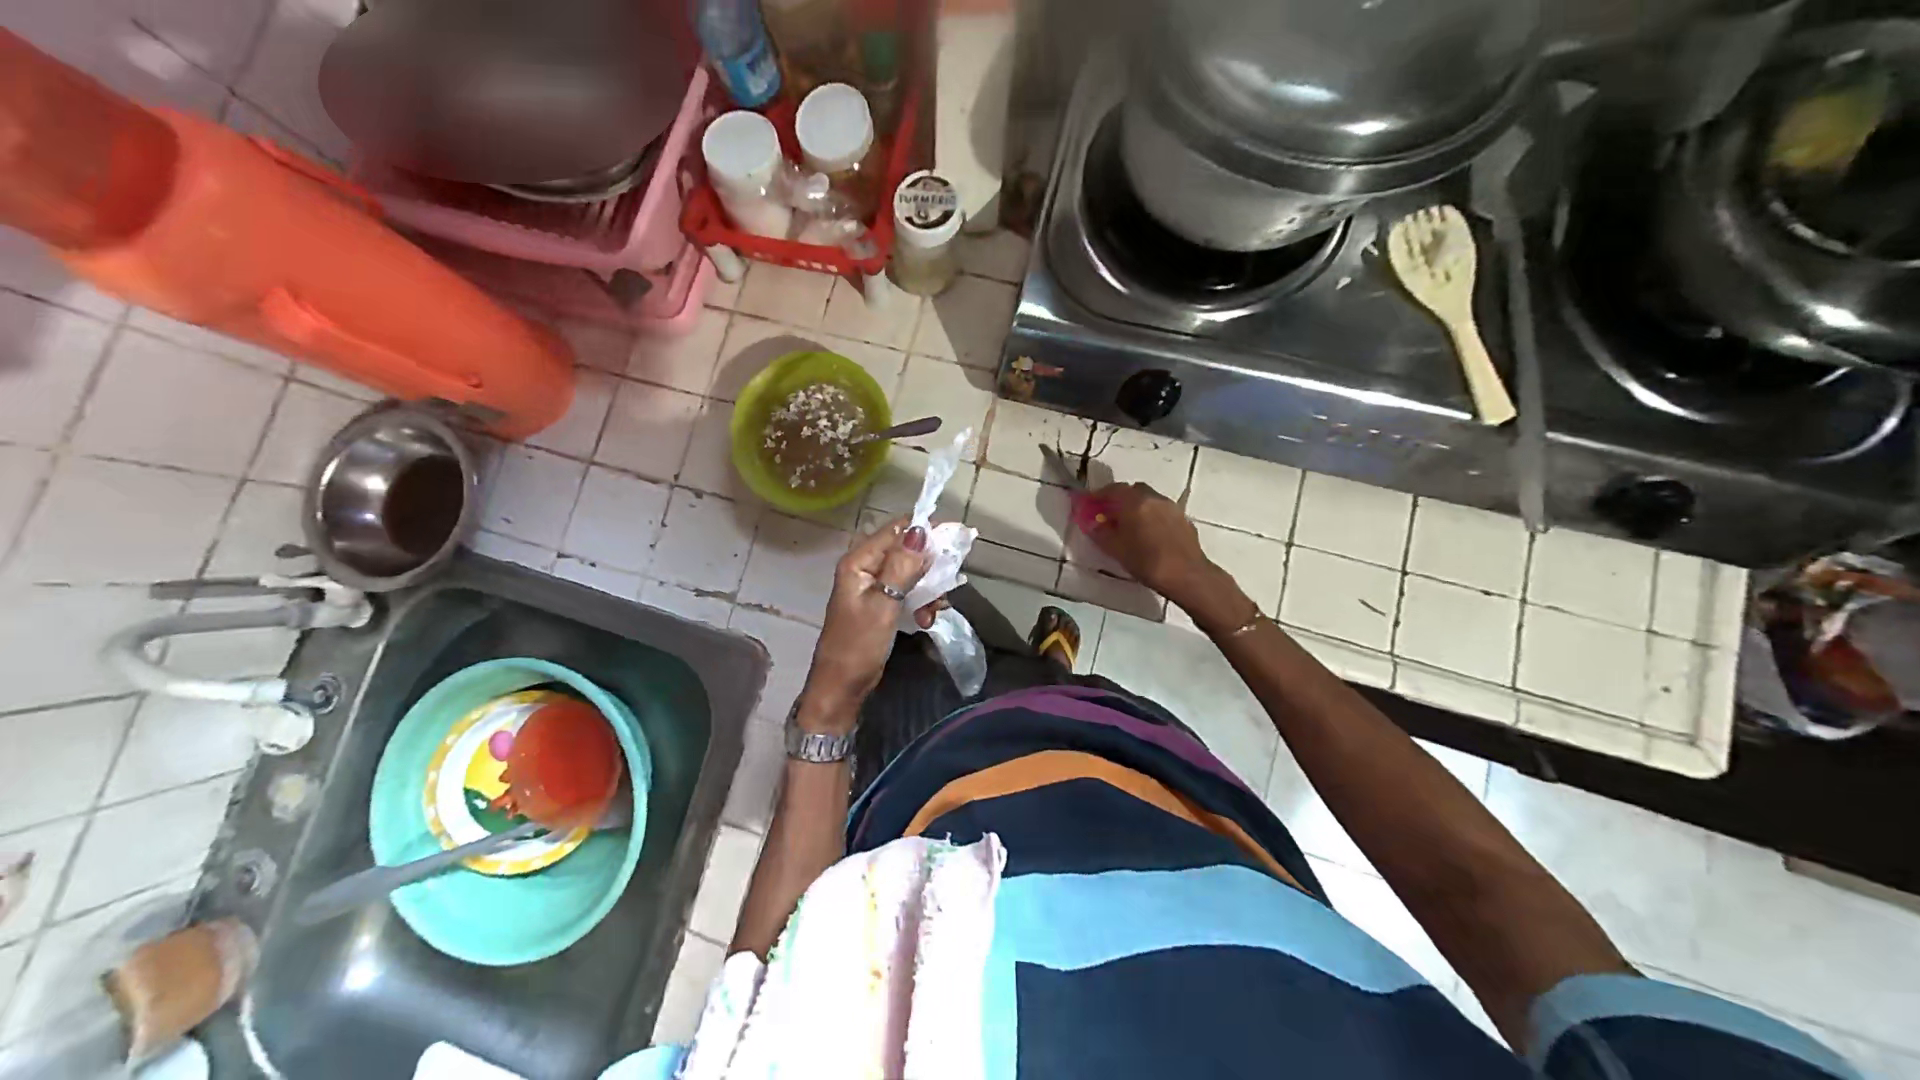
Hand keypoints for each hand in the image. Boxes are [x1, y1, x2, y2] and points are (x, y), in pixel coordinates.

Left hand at [796, 516, 938, 732]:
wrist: (841, 687)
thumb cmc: (858, 645)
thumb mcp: (884, 605)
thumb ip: (902, 567)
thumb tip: (920, 530)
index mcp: (859, 561)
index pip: (897, 529)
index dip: (926, 531)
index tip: (955, 541)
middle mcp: (866, 567)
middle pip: (906, 549)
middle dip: (930, 566)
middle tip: (946, 584)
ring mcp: (874, 586)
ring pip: (912, 572)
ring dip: (928, 588)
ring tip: (933, 610)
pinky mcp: (882, 603)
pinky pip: (908, 591)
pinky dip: (921, 602)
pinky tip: (926, 619)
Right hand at [1083, 483, 1211, 596]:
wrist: (1187, 576)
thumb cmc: (1147, 562)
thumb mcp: (1116, 550)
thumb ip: (1101, 533)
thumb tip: (1093, 524)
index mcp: (1135, 502)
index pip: (1113, 489)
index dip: (1100, 495)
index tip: (1091, 504)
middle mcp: (1155, 498)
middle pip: (1134, 491)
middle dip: (1120, 499)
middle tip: (1110, 514)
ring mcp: (1172, 508)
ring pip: (1150, 500)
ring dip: (1138, 507)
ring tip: (1131, 526)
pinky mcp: (1184, 520)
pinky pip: (1162, 512)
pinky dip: (1152, 517)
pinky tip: (1150, 535)